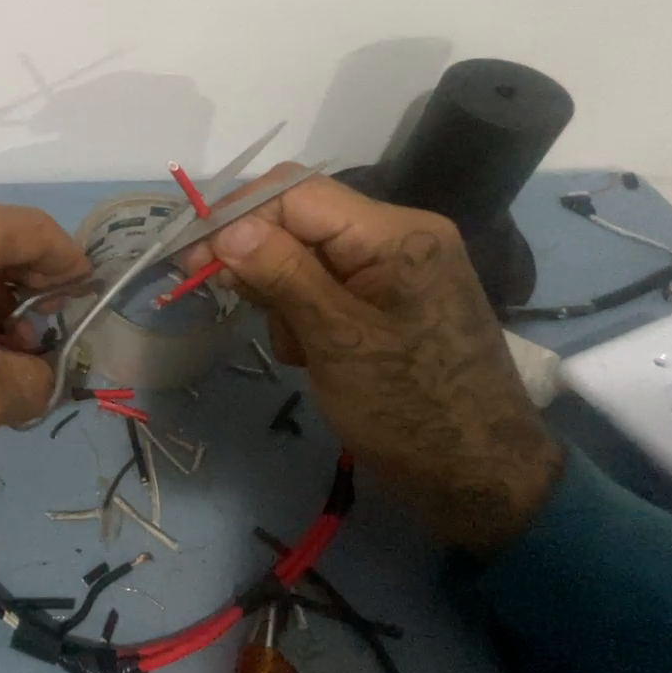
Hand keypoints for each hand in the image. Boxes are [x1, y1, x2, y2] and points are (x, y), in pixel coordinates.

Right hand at [178, 165, 564, 553]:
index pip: (295, 194)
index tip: (191, 258)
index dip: (236, 218)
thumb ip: (282, 275)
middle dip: (255, 256)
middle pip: (296, 217)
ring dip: (277, 289)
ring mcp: (392, 264)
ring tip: (293, 344)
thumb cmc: (410, 411)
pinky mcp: (384, 293)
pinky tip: (308, 349)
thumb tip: (225, 229)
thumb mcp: (337, 341)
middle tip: (221, 294)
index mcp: (395, 235)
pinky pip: (320, 278)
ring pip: (300, 249)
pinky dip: (298, 307)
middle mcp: (396, 235)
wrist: (479, 478)